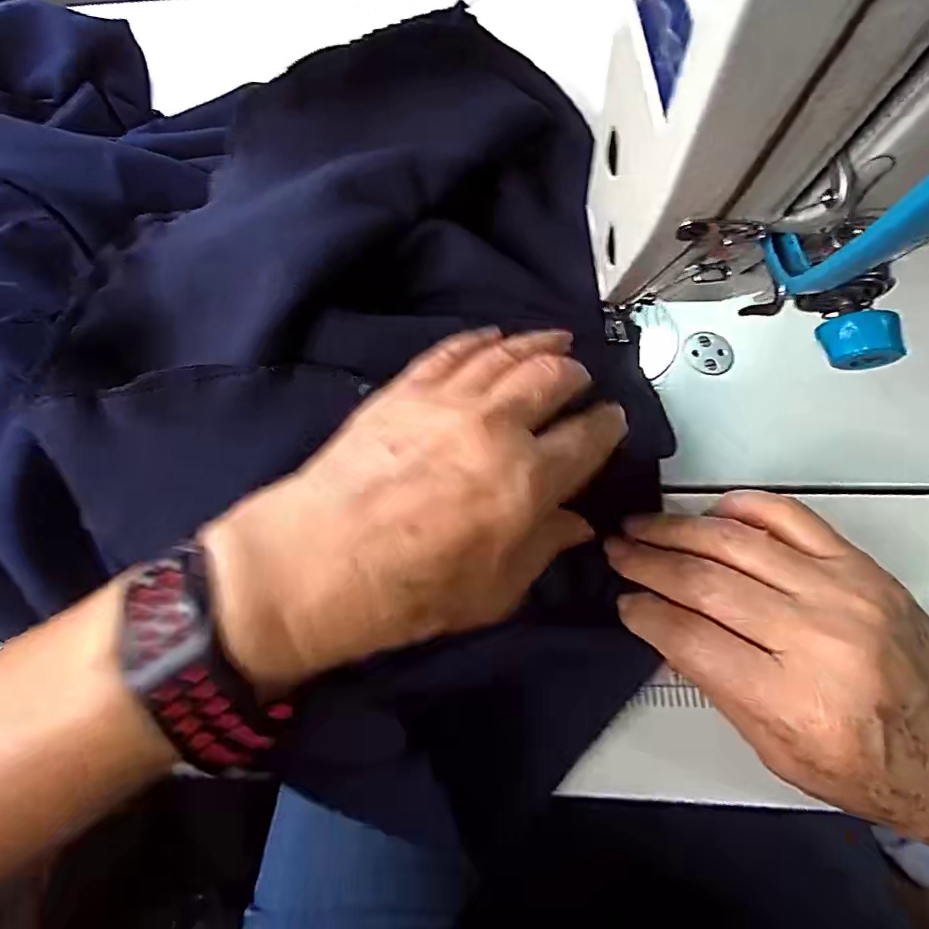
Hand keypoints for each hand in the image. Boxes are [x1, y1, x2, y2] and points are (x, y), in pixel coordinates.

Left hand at [201, 327, 628, 695]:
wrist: (317, 559)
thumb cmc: (406, 590)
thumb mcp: (493, 591)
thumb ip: (541, 547)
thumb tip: (572, 522)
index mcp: (526, 479)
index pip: (587, 437)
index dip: (607, 425)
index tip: (611, 420)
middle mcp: (492, 426)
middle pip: (551, 376)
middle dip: (574, 374)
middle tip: (580, 380)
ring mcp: (443, 401)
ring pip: (504, 353)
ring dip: (535, 343)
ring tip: (553, 341)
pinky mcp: (401, 391)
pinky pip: (448, 351)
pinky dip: (476, 340)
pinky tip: (491, 337)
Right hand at [608, 492, 928, 914]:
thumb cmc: (881, 772)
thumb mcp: (780, 753)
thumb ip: (716, 683)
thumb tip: (660, 624)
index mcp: (795, 702)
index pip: (685, 634)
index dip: (640, 610)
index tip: (620, 600)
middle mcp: (819, 640)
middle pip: (702, 581)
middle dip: (644, 561)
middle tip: (611, 550)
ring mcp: (845, 595)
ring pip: (733, 542)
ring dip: (673, 528)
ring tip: (637, 526)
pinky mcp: (863, 569)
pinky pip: (789, 517)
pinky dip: (740, 506)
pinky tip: (708, 511)